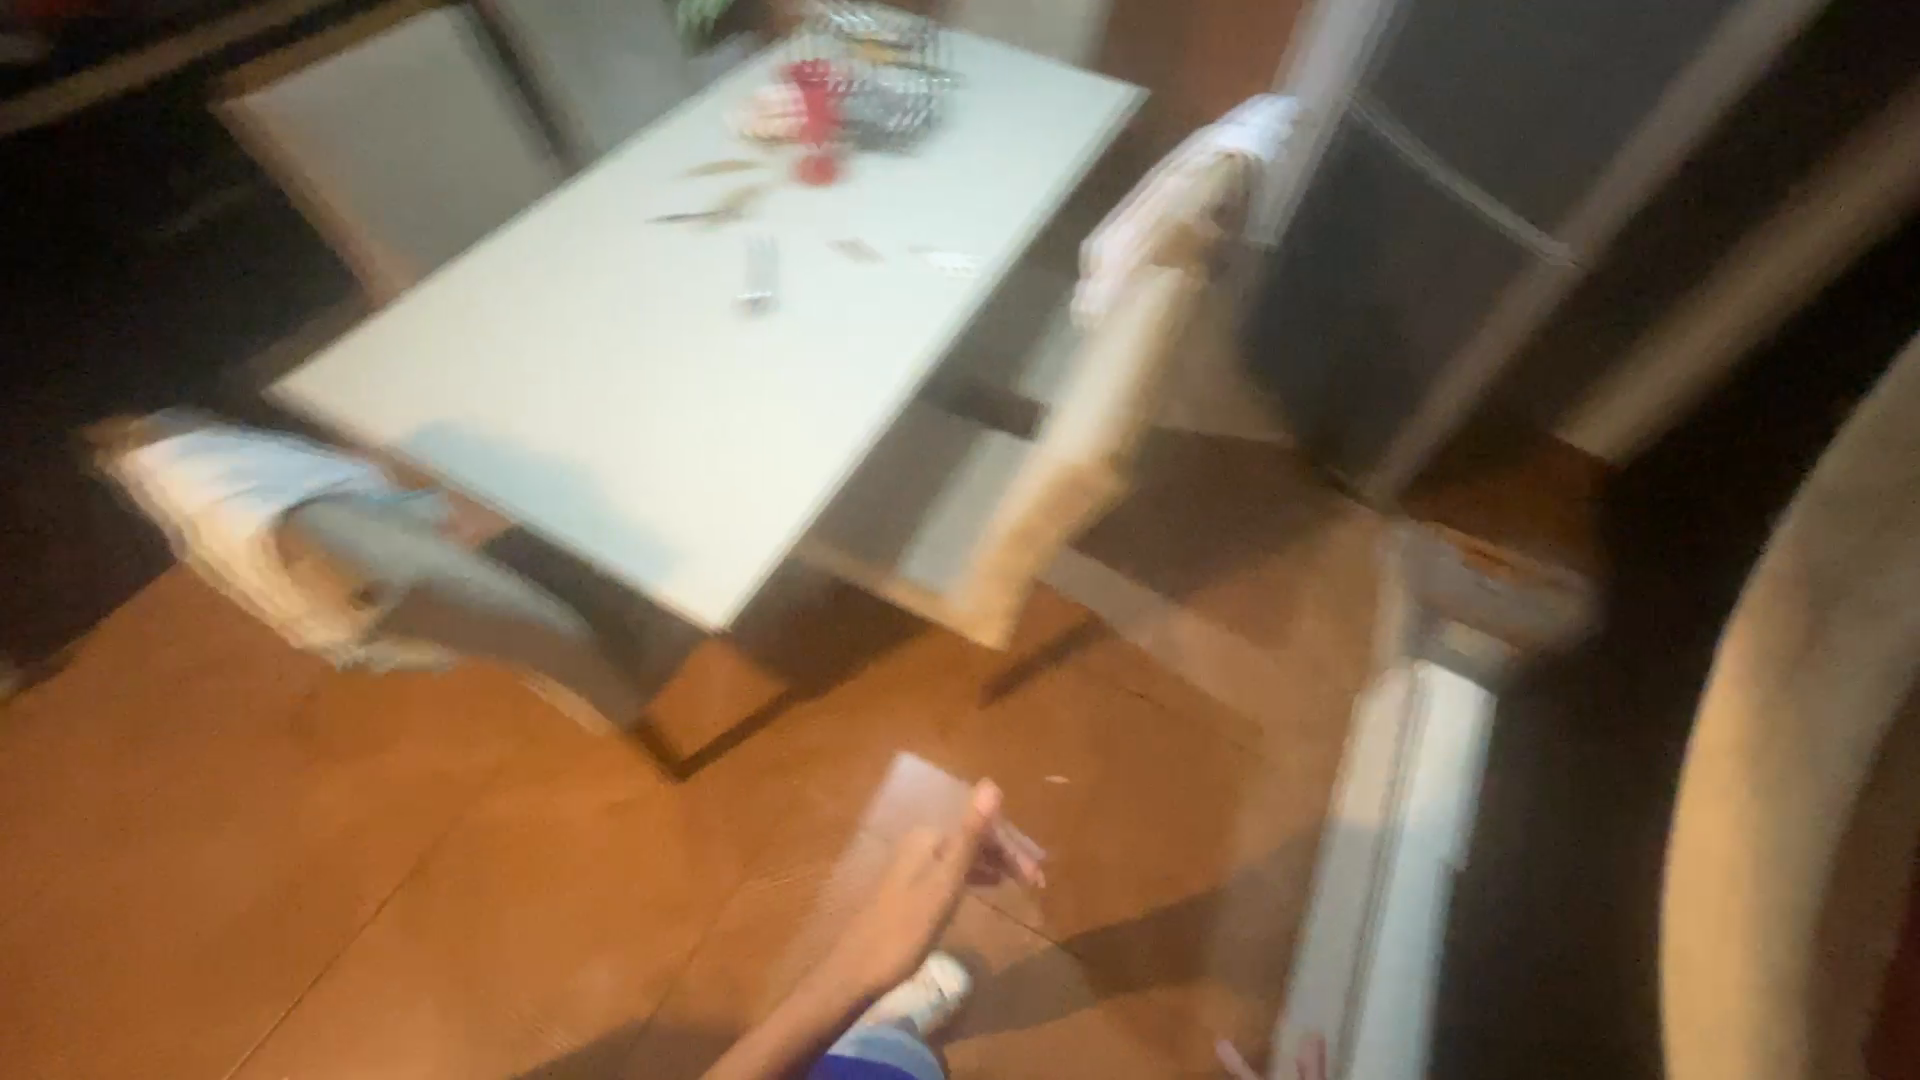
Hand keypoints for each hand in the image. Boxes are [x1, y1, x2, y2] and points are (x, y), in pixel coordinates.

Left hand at [821, 780, 1043, 995]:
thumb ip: (970, 835)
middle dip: (1007, 854)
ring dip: (995, 865)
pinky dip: (977, 875)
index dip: (1013, 847)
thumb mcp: (945, 884)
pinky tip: (990, 885)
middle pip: (974, 838)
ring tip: (1022, 884)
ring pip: (965, 854)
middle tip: (1036, 882)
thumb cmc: (905, 929)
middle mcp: (922, 840)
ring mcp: (915, 862)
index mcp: (930, 835)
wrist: (856, 971)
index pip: (982, 827)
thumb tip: (991, 783)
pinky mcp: (913, 885)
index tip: (1038, 876)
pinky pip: (954, 869)